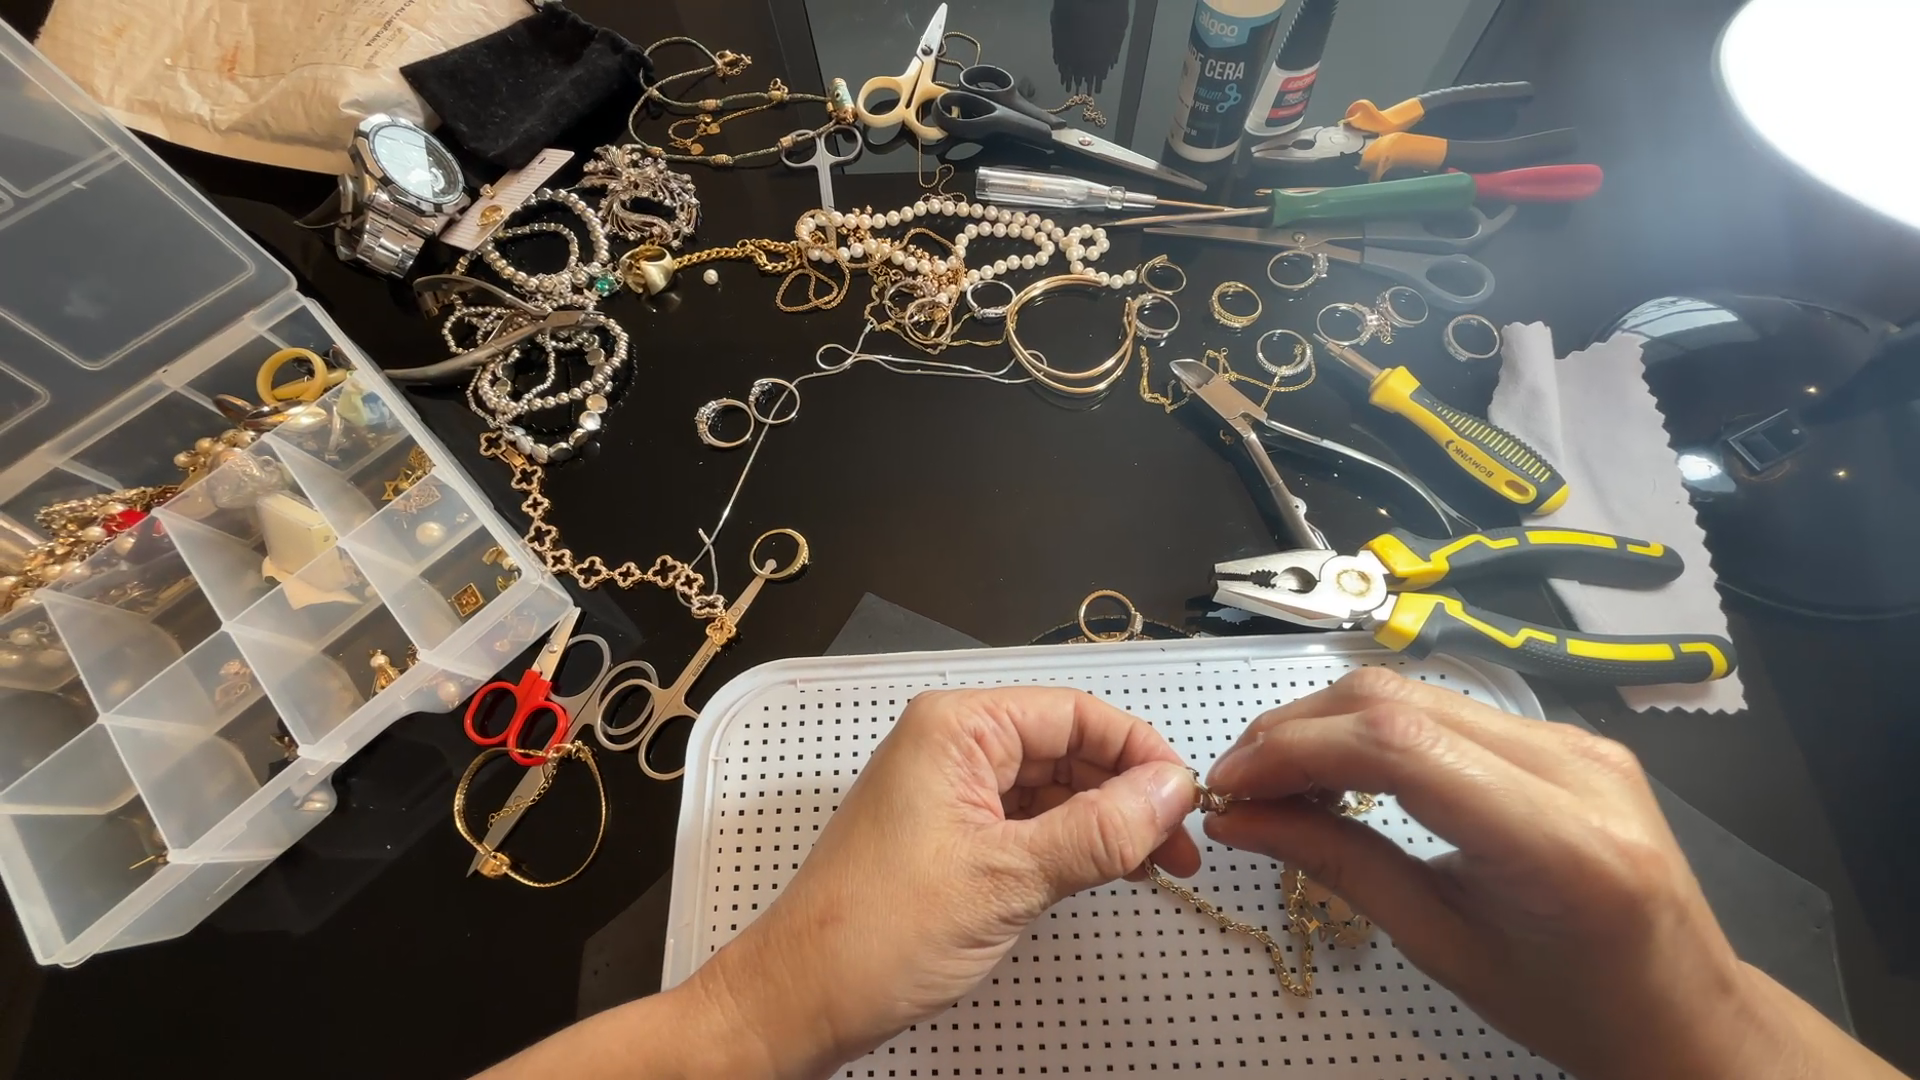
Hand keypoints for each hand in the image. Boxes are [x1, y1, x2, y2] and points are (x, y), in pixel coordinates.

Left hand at [690, 687, 1202, 1078]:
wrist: (801, 998)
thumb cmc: (878, 930)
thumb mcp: (1006, 878)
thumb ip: (1098, 830)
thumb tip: (1170, 790)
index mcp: (958, 726)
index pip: (1071, 713)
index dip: (1136, 749)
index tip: (1183, 795)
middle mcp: (956, 743)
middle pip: (1066, 746)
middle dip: (1126, 790)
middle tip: (1178, 843)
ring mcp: (955, 786)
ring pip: (1053, 784)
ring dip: (1106, 819)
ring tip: (1156, 862)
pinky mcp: (956, 828)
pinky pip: (1031, 818)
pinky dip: (1073, 840)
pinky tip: (1110, 867)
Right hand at [1202, 667, 1902, 1079]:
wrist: (1692, 1012)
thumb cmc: (1568, 1006)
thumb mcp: (1438, 946)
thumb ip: (1333, 863)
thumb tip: (1236, 820)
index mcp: (1560, 844)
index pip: (1396, 748)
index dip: (1293, 750)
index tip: (1227, 786)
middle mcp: (1570, 765)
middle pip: (1390, 702)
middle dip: (1291, 731)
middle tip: (1239, 782)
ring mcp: (1566, 736)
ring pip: (1400, 691)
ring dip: (1317, 724)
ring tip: (1276, 776)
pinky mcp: (1550, 729)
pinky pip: (1427, 705)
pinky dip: (1357, 728)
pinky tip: (1334, 765)